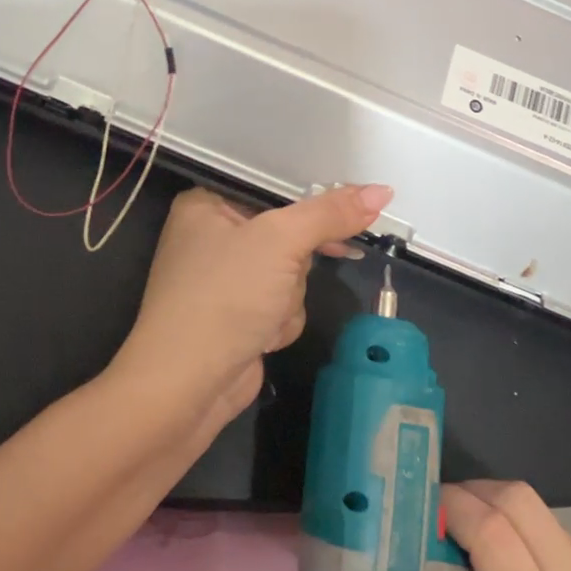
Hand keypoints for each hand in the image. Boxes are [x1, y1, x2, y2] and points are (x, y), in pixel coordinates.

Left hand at [112, 185, 393, 423]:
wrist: (188, 385)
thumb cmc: (225, 297)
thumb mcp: (281, 242)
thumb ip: (330, 214)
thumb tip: (381, 191)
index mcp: (206, 203)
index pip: (271, 186)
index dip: (310, 201)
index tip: (346, 210)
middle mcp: (212, 236)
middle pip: (287, 233)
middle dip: (295, 265)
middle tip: (286, 274)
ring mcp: (226, 280)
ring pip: (291, 273)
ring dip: (290, 297)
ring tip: (265, 313)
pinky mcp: (239, 315)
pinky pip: (281, 304)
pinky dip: (280, 321)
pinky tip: (263, 336)